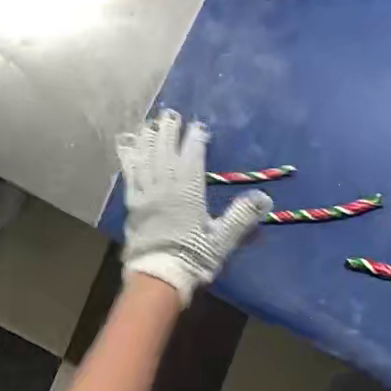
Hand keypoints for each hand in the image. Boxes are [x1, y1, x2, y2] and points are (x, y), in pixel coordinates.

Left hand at [115, 110, 270, 304]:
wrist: (158, 275)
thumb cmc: (193, 258)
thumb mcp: (222, 239)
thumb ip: (241, 216)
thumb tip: (263, 197)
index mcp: (188, 192)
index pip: (192, 158)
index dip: (195, 140)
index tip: (198, 127)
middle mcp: (165, 187)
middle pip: (166, 152)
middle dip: (169, 131)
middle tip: (171, 114)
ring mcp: (146, 194)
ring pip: (146, 158)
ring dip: (149, 139)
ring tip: (151, 123)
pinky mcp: (132, 204)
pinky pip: (129, 174)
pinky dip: (128, 157)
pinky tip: (127, 145)